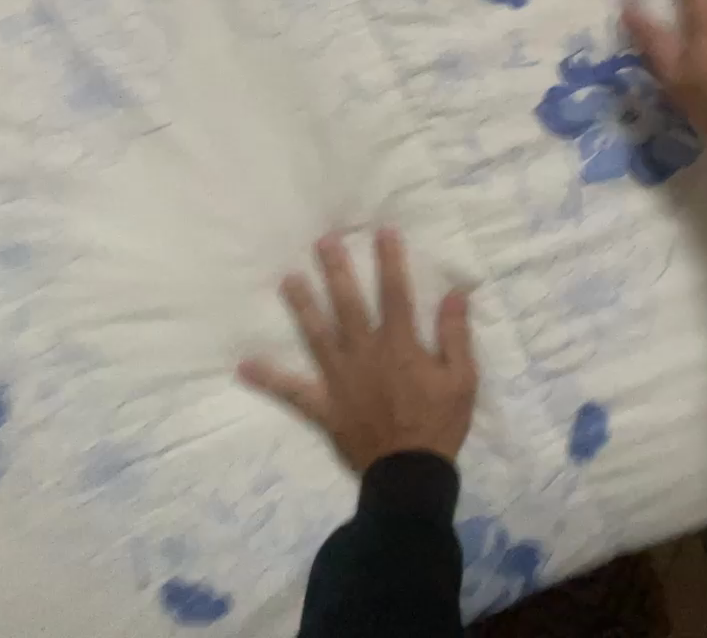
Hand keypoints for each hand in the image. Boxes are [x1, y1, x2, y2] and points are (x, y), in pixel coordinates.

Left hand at [238, 229, 476, 471]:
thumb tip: (454, 293)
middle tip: (324, 241)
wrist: (410, 475)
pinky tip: (244, 365)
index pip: (394, 293)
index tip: (382, 231)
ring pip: (317, 336)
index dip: (389, 261)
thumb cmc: (439, 423)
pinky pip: (293, 392)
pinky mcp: (323, 407)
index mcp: (400, 345)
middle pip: (348, 305)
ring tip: (288, 279)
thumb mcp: (462, 377)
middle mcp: (365, 355)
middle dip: (337, 271)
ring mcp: (340, 380)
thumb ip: (455, 334)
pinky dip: (269, 379)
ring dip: (302, 307)